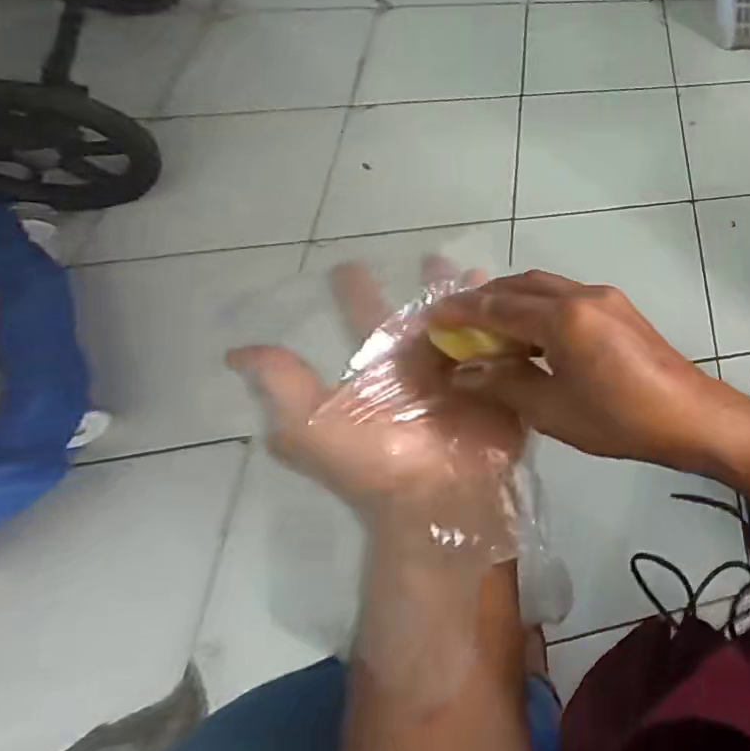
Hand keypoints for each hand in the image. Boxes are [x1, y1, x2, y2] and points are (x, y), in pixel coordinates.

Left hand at [227, 261, 523, 553]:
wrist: (437, 496)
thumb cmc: (376, 462)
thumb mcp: (311, 426)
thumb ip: (283, 385)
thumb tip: (236, 351)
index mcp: (379, 368)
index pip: (365, 318)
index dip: (356, 291)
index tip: (350, 263)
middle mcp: (419, 365)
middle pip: (422, 316)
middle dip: (425, 288)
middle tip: (431, 255)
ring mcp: (463, 371)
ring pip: (466, 323)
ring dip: (470, 297)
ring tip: (476, 271)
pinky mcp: (499, 380)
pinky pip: (504, 341)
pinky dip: (509, 319)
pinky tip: (514, 299)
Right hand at [429, 271, 740, 470]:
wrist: (690, 415)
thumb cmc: (619, 418)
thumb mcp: (553, 409)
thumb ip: (506, 383)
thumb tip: (464, 371)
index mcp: (564, 317)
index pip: (499, 307)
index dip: (462, 312)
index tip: (432, 319)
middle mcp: (584, 295)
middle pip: (522, 286)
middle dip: (485, 299)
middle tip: (455, 321)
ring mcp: (607, 298)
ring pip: (546, 287)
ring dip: (514, 300)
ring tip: (487, 327)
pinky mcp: (620, 308)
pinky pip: (568, 296)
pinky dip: (540, 306)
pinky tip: (531, 333)